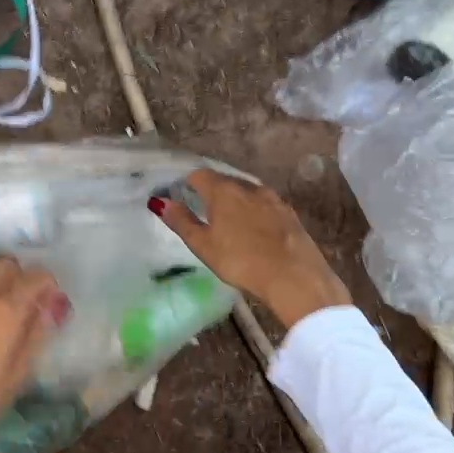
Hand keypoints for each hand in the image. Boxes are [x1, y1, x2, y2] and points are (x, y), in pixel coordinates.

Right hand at [151, 169, 351, 329]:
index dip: (188, 183)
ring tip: (228, 223)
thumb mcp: (203, 245)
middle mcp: (249, 187)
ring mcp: (273, 199)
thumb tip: (159, 201)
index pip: (200, 175)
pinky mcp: (290, 214)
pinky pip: (264, 206)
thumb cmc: (240, 261)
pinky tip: (253, 231)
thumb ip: (181, 221)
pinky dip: (254, 212)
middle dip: (211, 192)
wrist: (295, 277)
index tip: (182, 197)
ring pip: (247, 193)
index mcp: (223, 191)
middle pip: (224, 181)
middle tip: (202, 212)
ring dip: (235, 202)